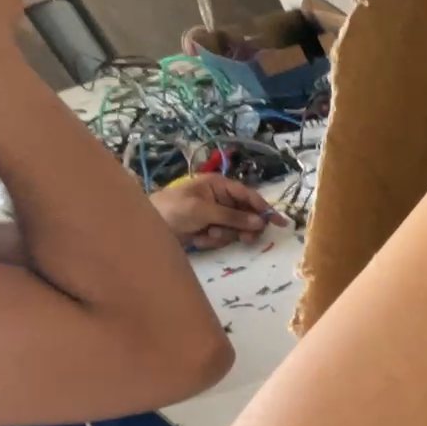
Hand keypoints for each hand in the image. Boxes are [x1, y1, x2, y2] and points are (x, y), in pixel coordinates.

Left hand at [150, 174, 288, 250]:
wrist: (146, 226)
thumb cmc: (172, 210)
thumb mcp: (203, 211)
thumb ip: (233, 217)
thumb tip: (261, 223)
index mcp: (218, 185)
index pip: (248, 196)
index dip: (265, 208)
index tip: (280, 223)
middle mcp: (220, 198)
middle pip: (247, 214)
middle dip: (243, 227)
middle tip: (244, 238)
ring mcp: (216, 214)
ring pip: (238, 228)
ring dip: (225, 235)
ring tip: (208, 235)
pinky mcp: (211, 228)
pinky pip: (226, 236)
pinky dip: (215, 240)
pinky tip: (199, 238)